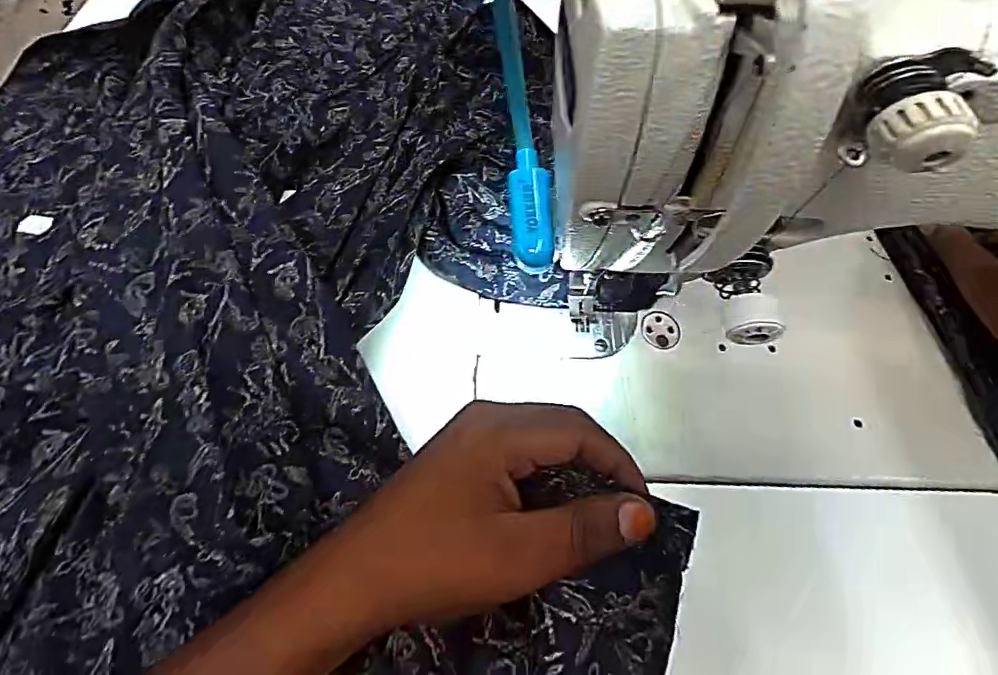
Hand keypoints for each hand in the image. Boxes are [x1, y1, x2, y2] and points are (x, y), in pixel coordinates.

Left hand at [319, 400, 655, 628]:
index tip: (640, 503)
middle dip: (599, 464)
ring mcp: (471, 434)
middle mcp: (485, 419)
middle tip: (623, 510)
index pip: (580, 429)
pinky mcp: (463, 455)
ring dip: (573, 472)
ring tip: (593, 516)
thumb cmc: (426, 561)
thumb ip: (582, 530)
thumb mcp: (518, 554)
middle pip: (562, 426)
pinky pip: (520, 452)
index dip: (618, 464)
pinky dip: (546, 477)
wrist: (357, 579)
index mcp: (498, 428)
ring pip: (542, 438)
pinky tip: (550, 512)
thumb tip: (635, 514)